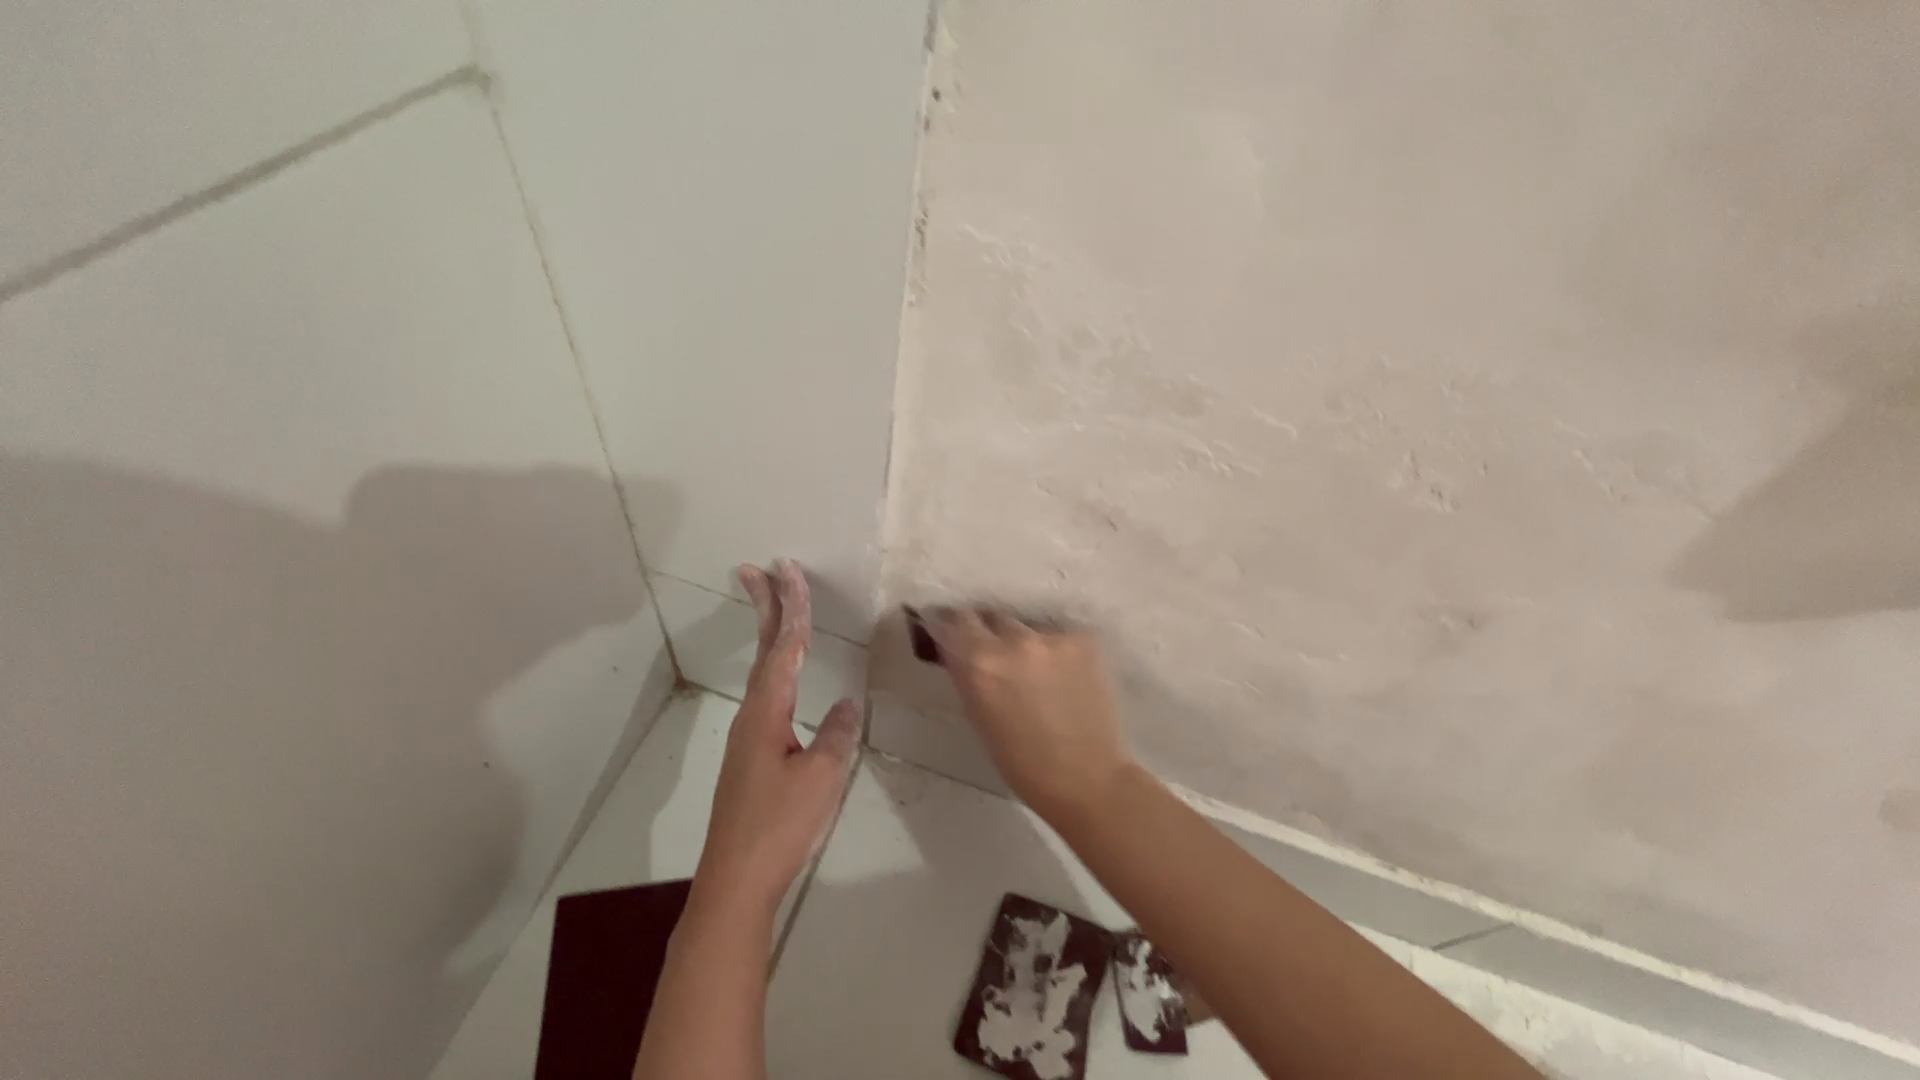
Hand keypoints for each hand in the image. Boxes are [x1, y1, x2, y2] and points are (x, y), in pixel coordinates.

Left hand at [694, 559, 861, 914]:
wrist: (737, 878)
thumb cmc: (780, 825)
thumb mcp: (821, 777)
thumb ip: (836, 735)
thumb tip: (846, 703)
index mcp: (768, 712)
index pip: (785, 647)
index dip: (791, 607)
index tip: (788, 570)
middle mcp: (753, 716)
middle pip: (764, 651)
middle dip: (766, 609)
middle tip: (758, 569)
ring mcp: (749, 738)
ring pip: (763, 673)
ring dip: (770, 636)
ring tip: (774, 609)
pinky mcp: (752, 758)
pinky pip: (767, 696)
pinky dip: (777, 669)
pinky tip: (785, 681)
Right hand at [924, 609, 1137, 819]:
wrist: (1087, 777)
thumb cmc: (1022, 761)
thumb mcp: (977, 717)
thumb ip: (965, 675)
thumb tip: (956, 648)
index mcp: (980, 662)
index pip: (953, 620)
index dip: (951, 625)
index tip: (952, 632)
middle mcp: (1014, 640)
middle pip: (990, 616)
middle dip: (988, 632)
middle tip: (996, 654)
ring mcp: (1053, 637)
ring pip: (1027, 625)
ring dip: (1025, 641)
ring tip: (1036, 669)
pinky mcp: (1085, 638)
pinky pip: (1059, 634)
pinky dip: (1056, 650)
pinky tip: (1065, 674)